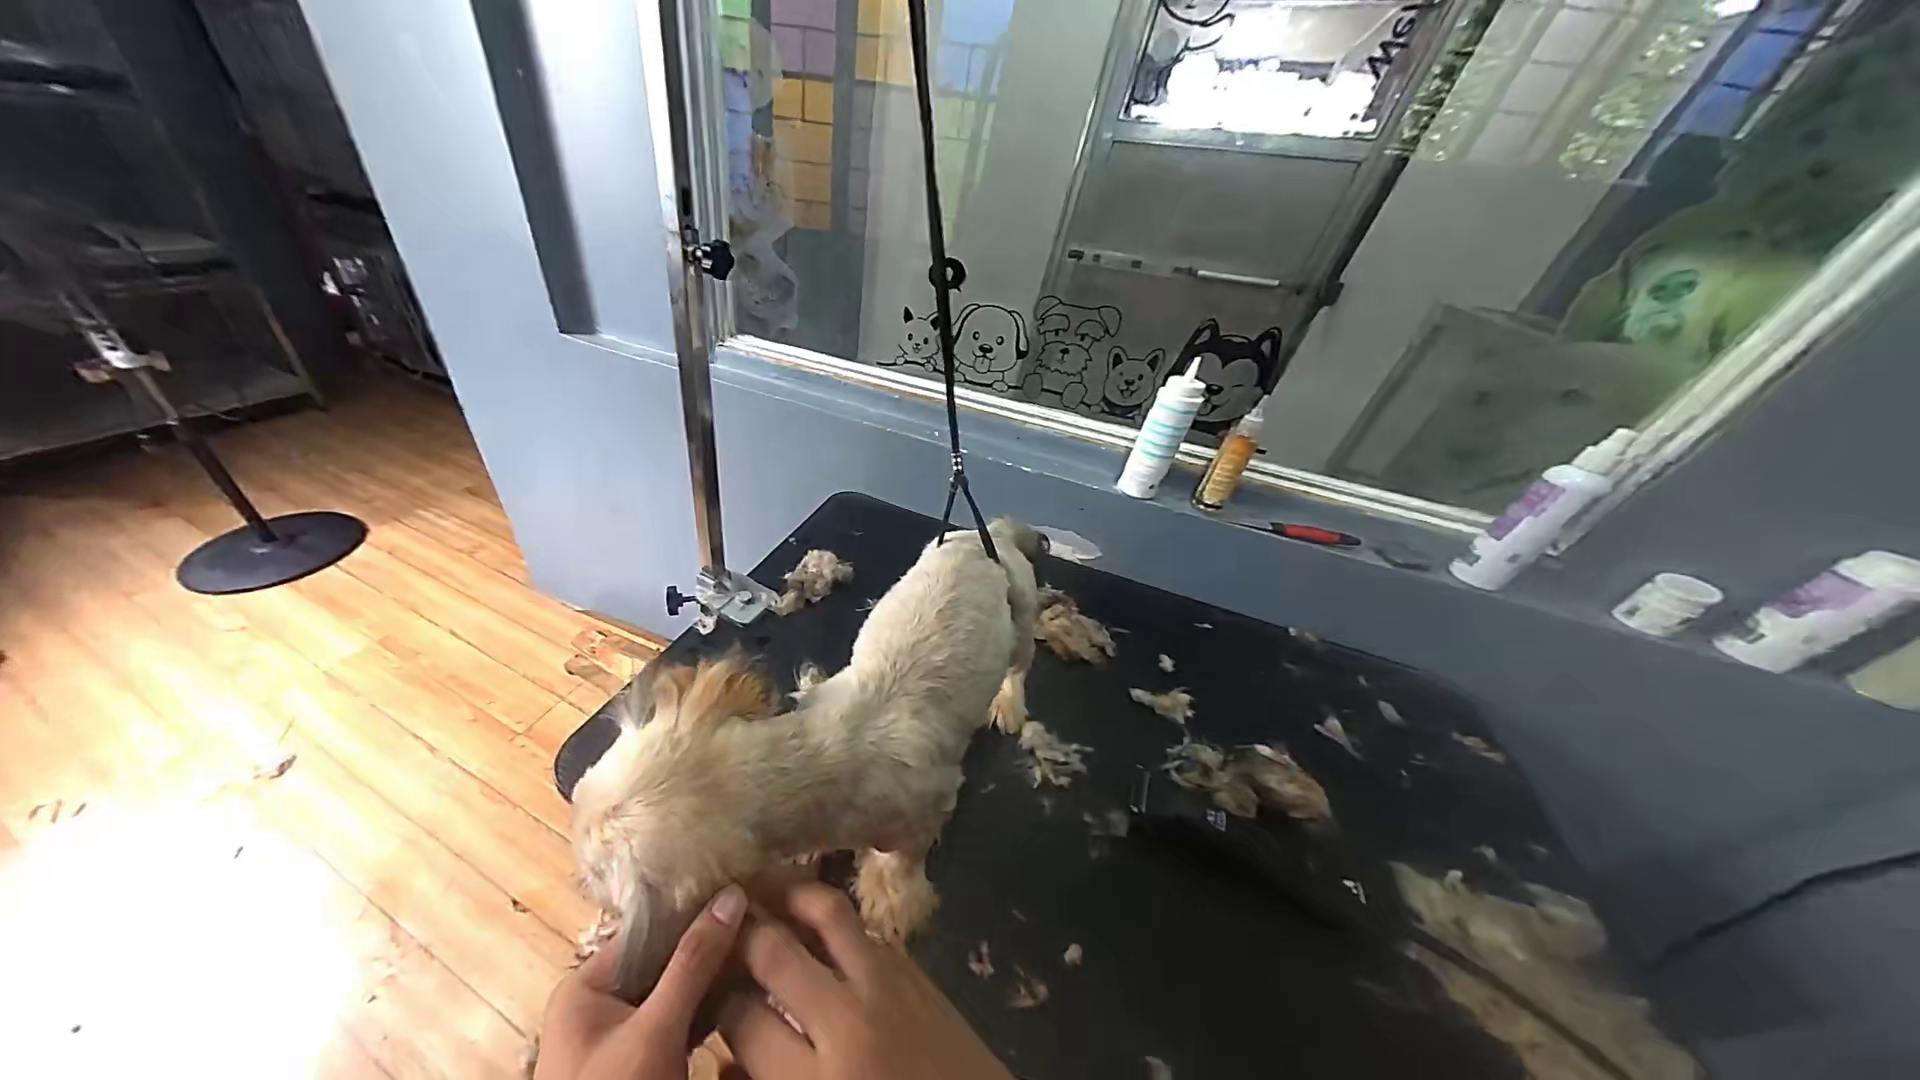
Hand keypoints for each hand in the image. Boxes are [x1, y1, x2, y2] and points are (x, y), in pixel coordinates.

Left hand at [535, 884, 748, 1079]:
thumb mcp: (653, 1032)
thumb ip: (693, 961)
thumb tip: (733, 894)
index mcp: (588, 985)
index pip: (652, 926)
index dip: (699, 907)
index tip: (750, 892)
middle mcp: (605, 1001)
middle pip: (668, 956)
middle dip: (715, 941)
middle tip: (767, 919)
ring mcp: (627, 1034)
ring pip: (681, 986)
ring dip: (719, 972)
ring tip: (766, 946)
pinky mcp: (648, 1060)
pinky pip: (685, 1016)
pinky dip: (714, 1004)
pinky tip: (751, 989)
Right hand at [718, 883, 1013, 1079]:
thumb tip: (724, 1056)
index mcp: (814, 1079)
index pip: (743, 1018)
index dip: (715, 996)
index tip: (704, 984)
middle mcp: (846, 1018)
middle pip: (776, 950)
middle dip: (740, 932)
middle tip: (721, 922)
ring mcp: (885, 981)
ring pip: (827, 911)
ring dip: (789, 893)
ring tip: (763, 886)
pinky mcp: (911, 965)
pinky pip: (862, 926)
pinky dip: (832, 915)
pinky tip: (814, 916)